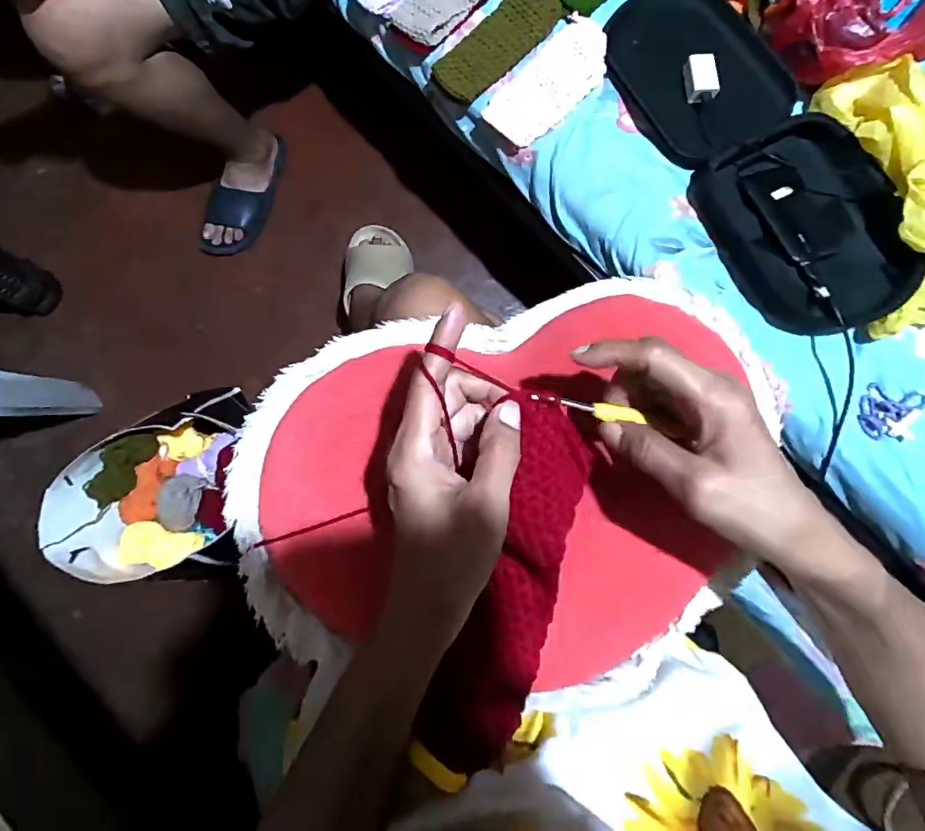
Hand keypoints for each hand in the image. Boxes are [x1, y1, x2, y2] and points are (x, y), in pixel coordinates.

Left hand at [381, 305, 521, 642]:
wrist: (425, 613)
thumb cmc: (452, 560)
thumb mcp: (487, 503)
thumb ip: (499, 449)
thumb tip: (508, 408)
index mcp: (415, 448)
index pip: (425, 380)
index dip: (441, 343)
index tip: (458, 312)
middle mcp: (412, 447)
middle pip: (441, 394)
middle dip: (476, 388)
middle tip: (513, 408)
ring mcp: (421, 462)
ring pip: (451, 416)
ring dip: (481, 412)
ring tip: (513, 426)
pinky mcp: (432, 477)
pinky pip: (456, 440)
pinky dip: (478, 433)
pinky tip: (503, 440)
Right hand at [573, 338, 859, 571]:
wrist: (792, 531)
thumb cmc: (748, 507)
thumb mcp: (692, 484)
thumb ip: (645, 450)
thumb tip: (604, 426)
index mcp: (712, 393)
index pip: (653, 354)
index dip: (612, 351)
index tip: (576, 358)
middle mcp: (711, 384)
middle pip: (649, 364)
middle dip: (620, 389)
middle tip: (612, 431)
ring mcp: (710, 398)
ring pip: (652, 382)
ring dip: (630, 405)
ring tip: (630, 443)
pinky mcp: (706, 414)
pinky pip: (663, 401)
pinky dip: (644, 416)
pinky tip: (644, 442)